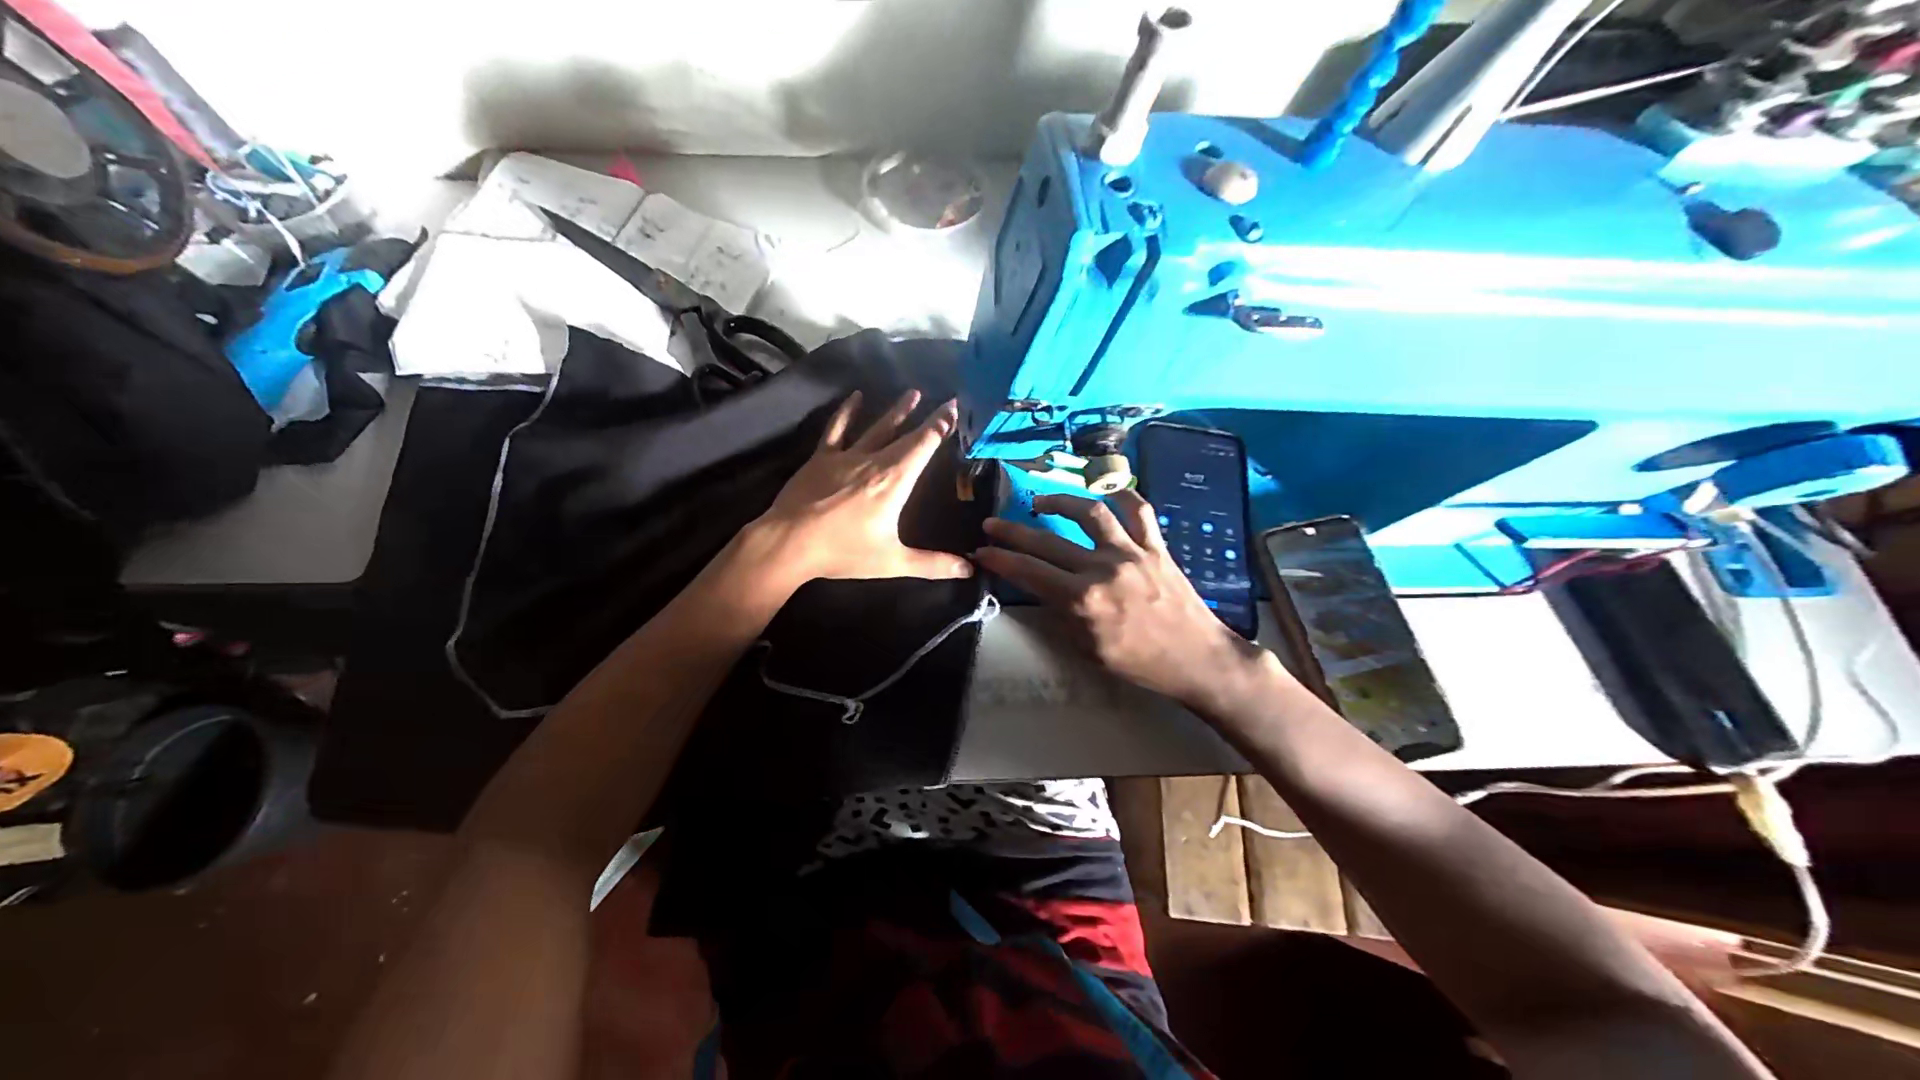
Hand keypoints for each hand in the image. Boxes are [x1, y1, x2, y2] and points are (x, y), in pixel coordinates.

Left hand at [752, 389, 974, 585]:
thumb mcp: (893, 562)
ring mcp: (845, 456)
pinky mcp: (821, 458)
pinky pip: (837, 428)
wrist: (789, 542)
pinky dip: (847, 411)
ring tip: (912, 393)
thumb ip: (933, 564)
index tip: (955, 406)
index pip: (924, 444)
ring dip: (896, 410)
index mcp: (895, 480)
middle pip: (906, 434)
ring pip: (876, 427)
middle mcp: (873, 460)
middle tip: (945, 400)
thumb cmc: (844, 551)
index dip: (941, 425)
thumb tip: (969, 570)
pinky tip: (856, 397)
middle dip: (928, 418)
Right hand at [974, 491, 1271, 711]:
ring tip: (1040, 502)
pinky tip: (1108, 495)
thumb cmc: (1141, 664)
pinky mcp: (1156, 546)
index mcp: (1082, 600)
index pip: (1028, 572)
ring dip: (1060, 501)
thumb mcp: (1089, 651)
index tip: (981, 552)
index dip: (999, 560)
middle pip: (1047, 541)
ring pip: (1090, 512)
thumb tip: (1040, 592)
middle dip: (1012, 532)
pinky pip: (1140, 511)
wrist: (1198, 659)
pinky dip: (1124, 497)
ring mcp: (1131, 552)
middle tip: (991, 525)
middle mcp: (1102, 568)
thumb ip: (1061, 618)